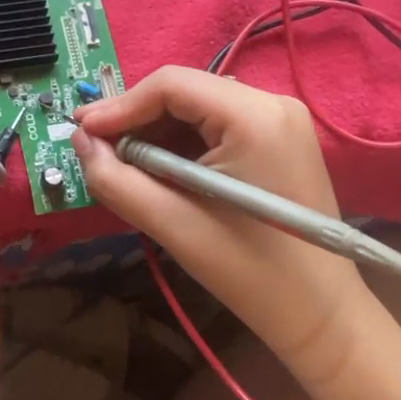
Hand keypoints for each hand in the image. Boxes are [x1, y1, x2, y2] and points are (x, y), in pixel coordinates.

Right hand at [71, 66, 373, 381]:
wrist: (320, 314)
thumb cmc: (250, 271)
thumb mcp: (173, 225)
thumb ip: (116, 179)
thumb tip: (80, 140)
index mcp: (254, 116)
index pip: (170, 85)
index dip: (119, 105)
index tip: (82, 131)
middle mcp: (272, 102)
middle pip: (183, 91)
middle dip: (135, 119)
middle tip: (97, 149)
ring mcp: (280, 118)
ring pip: (196, 107)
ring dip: (155, 132)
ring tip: (125, 164)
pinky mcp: (279, 137)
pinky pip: (215, 123)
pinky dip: (181, 141)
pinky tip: (160, 170)